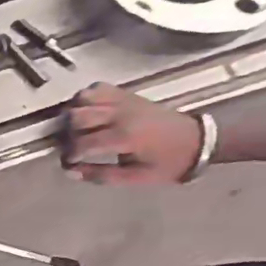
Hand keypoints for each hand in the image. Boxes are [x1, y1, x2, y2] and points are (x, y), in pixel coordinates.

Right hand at [62, 83, 204, 184]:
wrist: (198, 140)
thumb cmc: (169, 162)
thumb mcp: (138, 177)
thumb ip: (102, 175)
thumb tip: (70, 172)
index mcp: (125, 138)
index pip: (82, 143)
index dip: (69, 154)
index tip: (68, 162)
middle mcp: (120, 115)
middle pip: (76, 117)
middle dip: (67, 133)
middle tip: (72, 144)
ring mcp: (123, 101)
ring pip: (82, 99)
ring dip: (73, 113)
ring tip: (76, 126)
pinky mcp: (126, 94)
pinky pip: (96, 88)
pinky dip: (85, 97)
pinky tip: (88, 110)